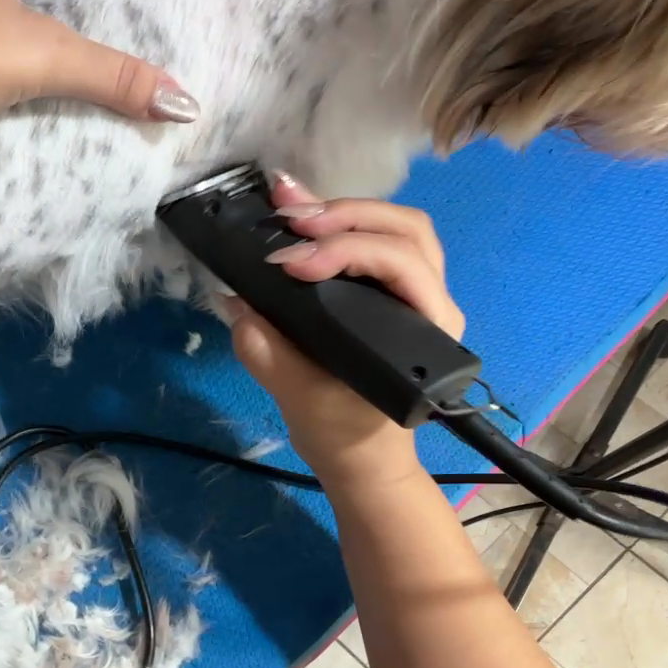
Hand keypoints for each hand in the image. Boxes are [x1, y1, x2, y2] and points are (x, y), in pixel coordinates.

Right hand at [227, 172, 464, 487]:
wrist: (362, 460)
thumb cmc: (344, 436)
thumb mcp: (301, 399)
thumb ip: (268, 351)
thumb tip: (236, 301)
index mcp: (427, 329)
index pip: (398, 263)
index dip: (344, 251)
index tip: (289, 264)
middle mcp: (431, 301)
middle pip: (402, 229)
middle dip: (344, 215)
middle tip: (288, 217)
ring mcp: (412, 293)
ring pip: (392, 227)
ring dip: (341, 211)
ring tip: (288, 207)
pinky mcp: (386, 294)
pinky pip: (372, 241)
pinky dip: (336, 225)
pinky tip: (299, 219)